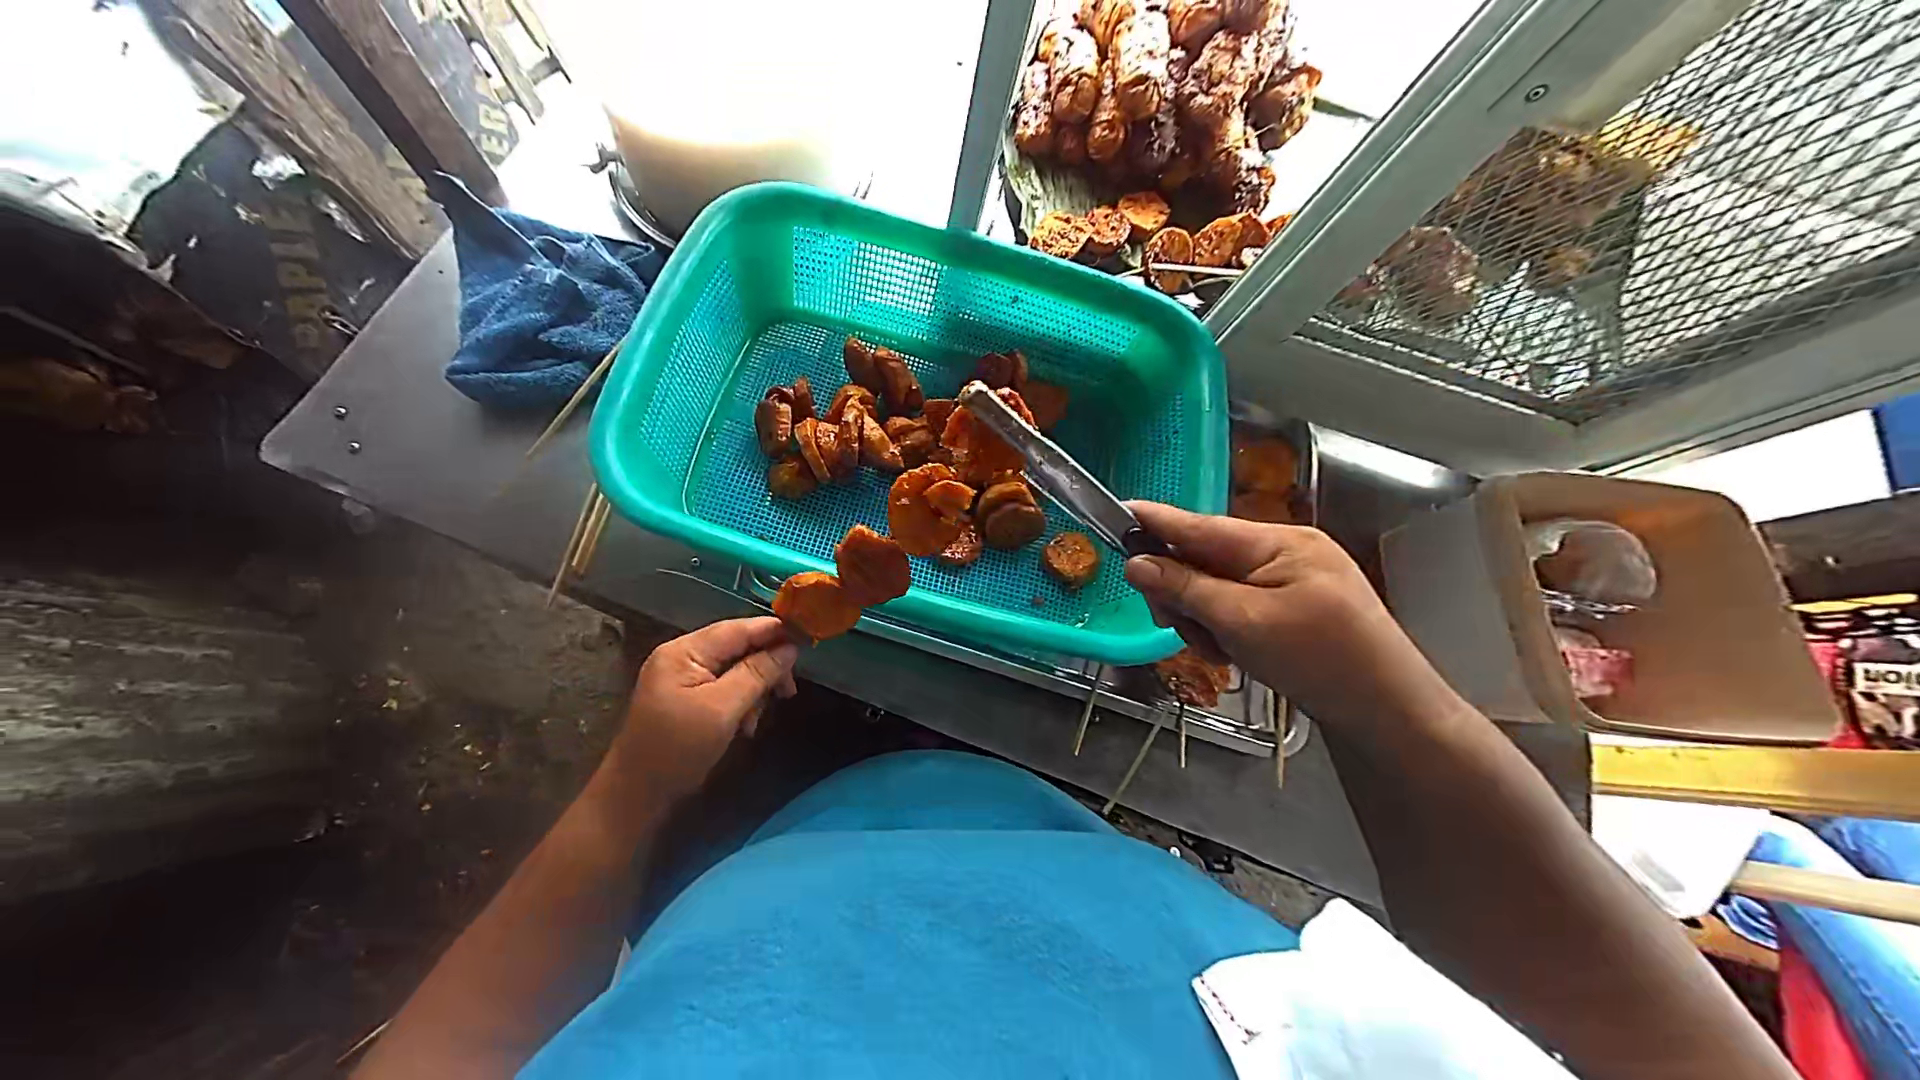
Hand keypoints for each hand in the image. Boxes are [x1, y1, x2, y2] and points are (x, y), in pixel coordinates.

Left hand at [607, 617, 798, 801]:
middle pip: (738, 647)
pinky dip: (741, 702)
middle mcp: (683, 657)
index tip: (809, 640)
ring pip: (736, 668)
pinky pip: (725, 688)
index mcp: (684, 652)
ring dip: (755, 689)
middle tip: (788, 691)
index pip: (739, 629)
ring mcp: (683, 678)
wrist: (634, 798)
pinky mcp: (687, 698)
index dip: (775, 631)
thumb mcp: (722, 710)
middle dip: (766, 666)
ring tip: (758, 719)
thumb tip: (790, 648)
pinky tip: (746, 726)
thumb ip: (757, 674)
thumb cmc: (676, 750)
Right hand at [1123, 502, 1459, 729]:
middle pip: (1205, 559)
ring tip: (1218, 650)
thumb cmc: (1320, 661)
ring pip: (1217, 587)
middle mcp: (1283, 553)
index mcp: (1278, 543)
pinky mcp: (1292, 607)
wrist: (1388, 714)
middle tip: (1174, 625)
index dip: (1157, 521)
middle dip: (1182, 592)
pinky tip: (1234, 653)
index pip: (1201, 525)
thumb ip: (1186, 589)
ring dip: (1203, 617)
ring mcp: (1290, 580)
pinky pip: (1238, 605)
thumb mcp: (1243, 622)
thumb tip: (1136, 563)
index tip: (1118, 512)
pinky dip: (1225, 628)